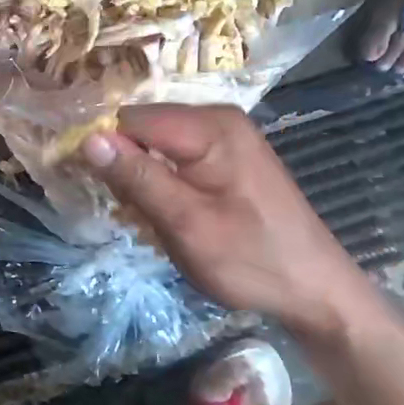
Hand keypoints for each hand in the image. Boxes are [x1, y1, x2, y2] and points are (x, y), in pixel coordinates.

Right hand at [80, 105, 384, 342]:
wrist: (315, 286)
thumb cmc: (252, 260)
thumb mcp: (187, 224)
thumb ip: (139, 178)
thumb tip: (88, 138)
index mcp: (211, 126)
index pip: (133, 118)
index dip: (107, 150)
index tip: (98, 191)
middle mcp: (220, 118)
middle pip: (147, 127)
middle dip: (129, 165)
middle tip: (135, 214)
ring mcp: (230, 136)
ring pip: (162, 144)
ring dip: (148, 178)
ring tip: (156, 220)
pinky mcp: (234, 156)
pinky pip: (183, 156)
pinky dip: (170, 182)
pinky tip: (178, 215)